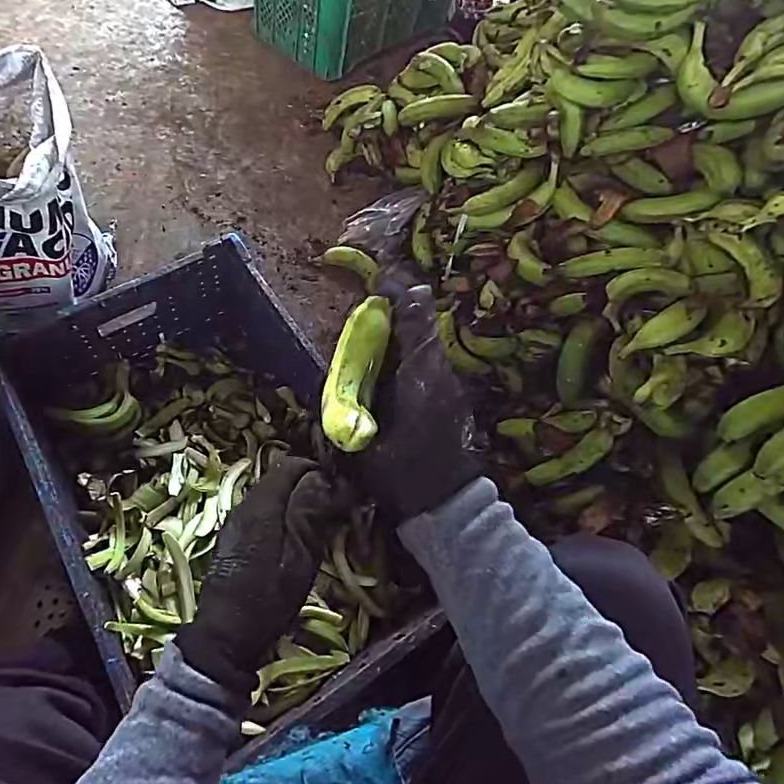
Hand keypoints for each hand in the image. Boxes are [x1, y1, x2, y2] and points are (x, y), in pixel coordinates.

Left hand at [174, 457, 348, 692]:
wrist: (225, 635)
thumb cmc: (267, 598)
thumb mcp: (299, 558)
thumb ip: (310, 513)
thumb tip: (326, 478)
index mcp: (261, 505)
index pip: (291, 466)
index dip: (319, 471)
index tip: (342, 489)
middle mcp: (244, 505)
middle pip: (280, 478)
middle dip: (309, 486)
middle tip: (336, 509)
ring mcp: (236, 521)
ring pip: (272, 496)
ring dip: (296, 502)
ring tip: (320, 524)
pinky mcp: (233, 537)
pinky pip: (262, 513)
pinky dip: (282, 516)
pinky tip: (295, 538)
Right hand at [353, 284, 484, 522]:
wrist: (446, 505)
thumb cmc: (399, 474)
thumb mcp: (361, 442)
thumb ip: (345, 406)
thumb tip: (331, 377)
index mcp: (418, 375)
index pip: (413, 315)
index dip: (395, 290)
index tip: (375, 278)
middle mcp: (439, 371)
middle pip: (421, 322)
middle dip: (395, 307)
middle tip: (366, 306)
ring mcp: (450, 382)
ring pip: (425, 341)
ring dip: (402, 330)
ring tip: (373, 332)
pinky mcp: (452, 394)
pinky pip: (428, 360)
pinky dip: (408, 351)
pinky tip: (388, 365)